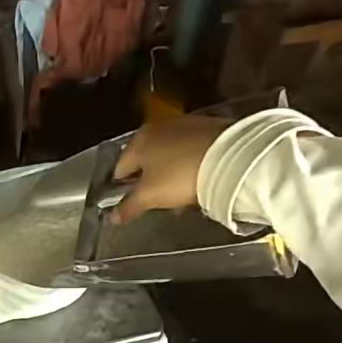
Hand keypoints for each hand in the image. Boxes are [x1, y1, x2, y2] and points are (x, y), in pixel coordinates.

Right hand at [109, 114, 229, 223]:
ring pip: (168, 155)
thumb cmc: (179, 176)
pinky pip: (189, 150)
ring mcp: (184, 124)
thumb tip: (111, 218)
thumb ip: (128, 207)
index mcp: (138, 141)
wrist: (230, 157)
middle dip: (149, 182)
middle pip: (145, 161)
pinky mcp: (207, 127)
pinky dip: (188, 164)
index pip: (120, 169)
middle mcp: (157, 127)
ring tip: (181, 195)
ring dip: (169, 174)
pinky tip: (197, 179)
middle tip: (159, 202)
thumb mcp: (150, 196)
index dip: (123, 189)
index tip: (133, 204)